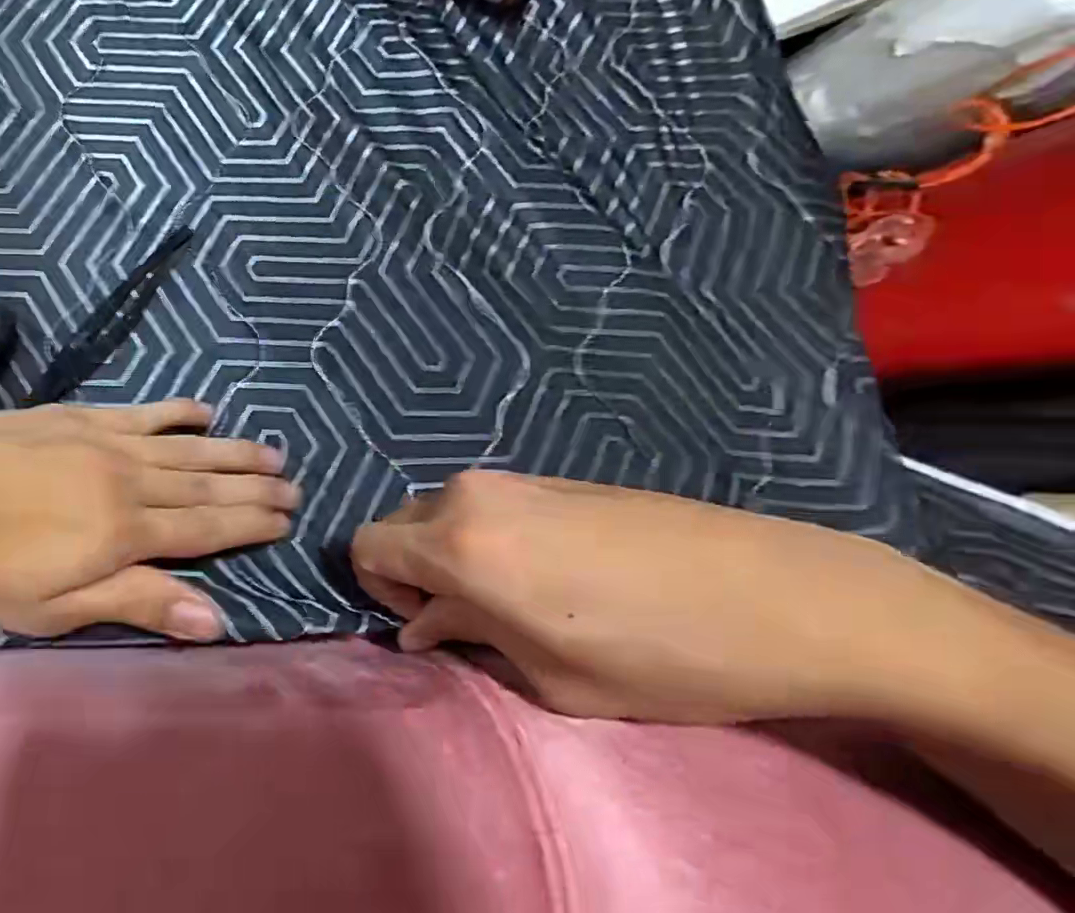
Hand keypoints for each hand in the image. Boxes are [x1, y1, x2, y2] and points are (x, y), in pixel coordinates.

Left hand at [0, 400, 296, 640]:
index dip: (250, 523)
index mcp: (124, 531)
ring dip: (229, 451)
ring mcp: (102, 441)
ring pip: (183, 447)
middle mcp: (127, 480)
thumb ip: (134, 603)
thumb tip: (214, 618)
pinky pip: (141, 412)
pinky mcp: (75, 416)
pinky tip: (203, 411)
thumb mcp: (54, 609)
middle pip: (203, 485)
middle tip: (292, 484)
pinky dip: (176, 412)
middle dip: (252, 487)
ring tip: (269, 451)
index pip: (206, 529)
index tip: (287, 517)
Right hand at [351, 470, 1002, 724]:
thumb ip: (467, 639)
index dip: (378, 590)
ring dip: (451, 552)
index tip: (426, 622)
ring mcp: (512, 479)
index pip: (365, 548)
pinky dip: (488, 536)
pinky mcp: (552, 477)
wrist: (788, 596)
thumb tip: (423, 627)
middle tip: (465, 614)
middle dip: (412, 570)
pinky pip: (486, 504)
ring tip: (513, 595)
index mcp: (457, 547)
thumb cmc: (660, 655)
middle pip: (398, 525)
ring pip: (442, 512)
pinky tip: (553, 571)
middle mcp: (469, 498)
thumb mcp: (549, 676)